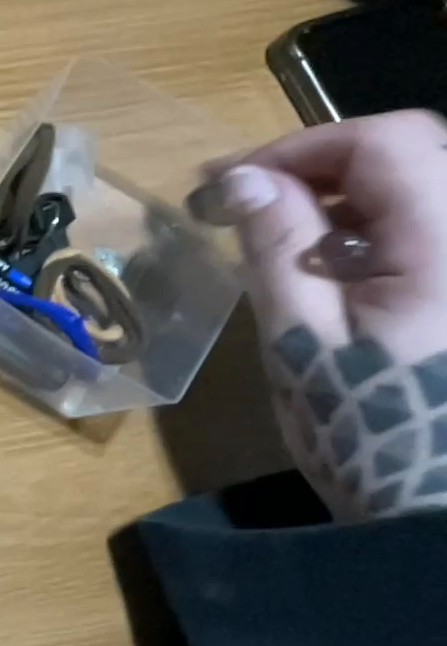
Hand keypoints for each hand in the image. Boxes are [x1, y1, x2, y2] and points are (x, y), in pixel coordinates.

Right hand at [189, 110, 446, 518]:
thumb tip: (239, 181)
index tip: (220, 183)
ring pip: (422, 181)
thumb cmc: (361, 422)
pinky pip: (428, 221)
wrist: (441, 504)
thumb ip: (277, 250)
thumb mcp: (299, 338)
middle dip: (313, 163)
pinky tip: (326, 256)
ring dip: (337, 190)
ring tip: (268, 227)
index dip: (298, 147)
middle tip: (233, 200)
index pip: (387, 142)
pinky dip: (367, 221)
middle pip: (412, 150)